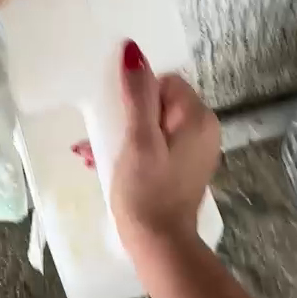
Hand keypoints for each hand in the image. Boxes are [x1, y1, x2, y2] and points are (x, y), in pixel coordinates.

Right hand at [110, 40, 220, 253]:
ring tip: (93, 153)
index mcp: (198, 118)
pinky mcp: (182, 169)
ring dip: (123, 134)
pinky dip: (133, 150)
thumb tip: (134, 51)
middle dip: (126, 116)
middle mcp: (203, 131)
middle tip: (101, 134)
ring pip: (153, 126)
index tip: (122, 118)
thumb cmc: (147, 190)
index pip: (166, 82)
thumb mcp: (138, 139)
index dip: (140, 96)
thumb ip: (138, 94)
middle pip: (159, 103)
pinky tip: (104, 163)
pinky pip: (156, 146)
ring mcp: (194, 152)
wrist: (159, 246)